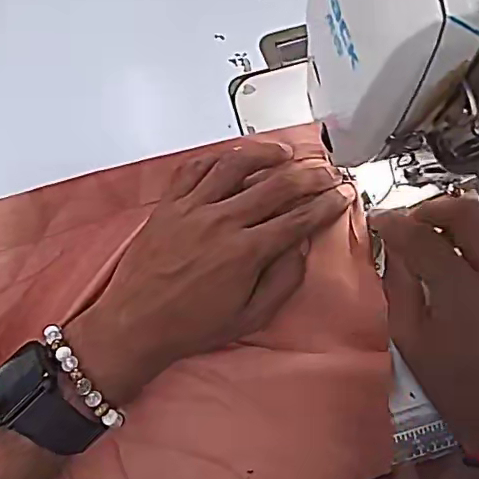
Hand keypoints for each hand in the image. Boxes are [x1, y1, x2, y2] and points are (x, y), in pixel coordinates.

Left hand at [67, 140, 352, 403]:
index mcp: (244, 253)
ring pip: (236, 164)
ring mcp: (192, 209)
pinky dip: (218, 157)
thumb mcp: (249, 316)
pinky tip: (233, 157)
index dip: (328, 203)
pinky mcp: (169, 205)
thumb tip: (301, 249)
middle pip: (277, 183)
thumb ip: (282, 280)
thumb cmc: (190, 325)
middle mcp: (220, 224)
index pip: (299, 217)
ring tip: (285, 152)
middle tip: (325, 171)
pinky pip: (195, 167)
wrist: (137, 324)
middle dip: (311, 173)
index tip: (342, 195)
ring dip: (266, 152)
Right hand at [373, 196, 478, 454]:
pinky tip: (474, 244)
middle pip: (466, 214)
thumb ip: (398, 285)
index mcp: (464, 299)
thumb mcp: (409, 339)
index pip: (423, 239)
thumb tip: (394, 248)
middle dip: (431, 208)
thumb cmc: (459, 387)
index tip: (384, 221)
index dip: (396, 224)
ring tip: (444, 227)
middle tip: (413, 219)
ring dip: (465, 214)